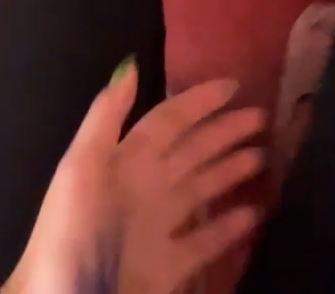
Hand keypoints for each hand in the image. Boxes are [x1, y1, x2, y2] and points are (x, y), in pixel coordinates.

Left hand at [2, 63, 265, 293]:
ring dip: (230, 171)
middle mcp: (145, 188)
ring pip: (201, 190)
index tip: (234, 86)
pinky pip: (204, 243)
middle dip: (224, 132)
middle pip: (191, 150)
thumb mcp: (81, 168)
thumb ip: (107, 116)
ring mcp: (157, 229)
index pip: (169, 120)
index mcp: (126, 161)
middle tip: (262, 117)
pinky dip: (229, 228)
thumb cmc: (72, 234)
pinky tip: (254, 214)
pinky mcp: (166, 270)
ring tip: (263, 156)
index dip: (198, 101)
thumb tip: (132, 64)